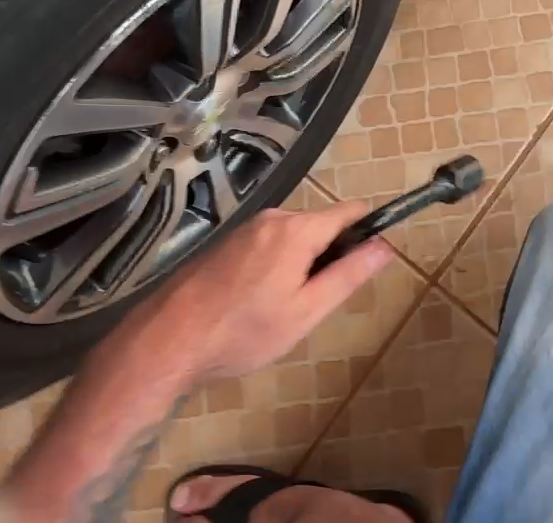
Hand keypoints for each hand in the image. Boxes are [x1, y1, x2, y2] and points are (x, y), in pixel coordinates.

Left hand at [95, 201, 395, 392]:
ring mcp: (247, 228)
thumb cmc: (243, 332)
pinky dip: (278, 266)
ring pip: (295, 237)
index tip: (369, 262)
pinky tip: (259, 303)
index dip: (368, 231)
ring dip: (302, 264)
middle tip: (316, 304)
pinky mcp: (228, 242)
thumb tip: (385, 246)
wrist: (167, 340)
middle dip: (330, 256)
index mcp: (298, 229)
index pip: (350, 211)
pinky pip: (270, 244)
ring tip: (284, 309)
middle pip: (322, 226)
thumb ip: (348, 275)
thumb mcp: (306, 311)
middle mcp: (274, 217)